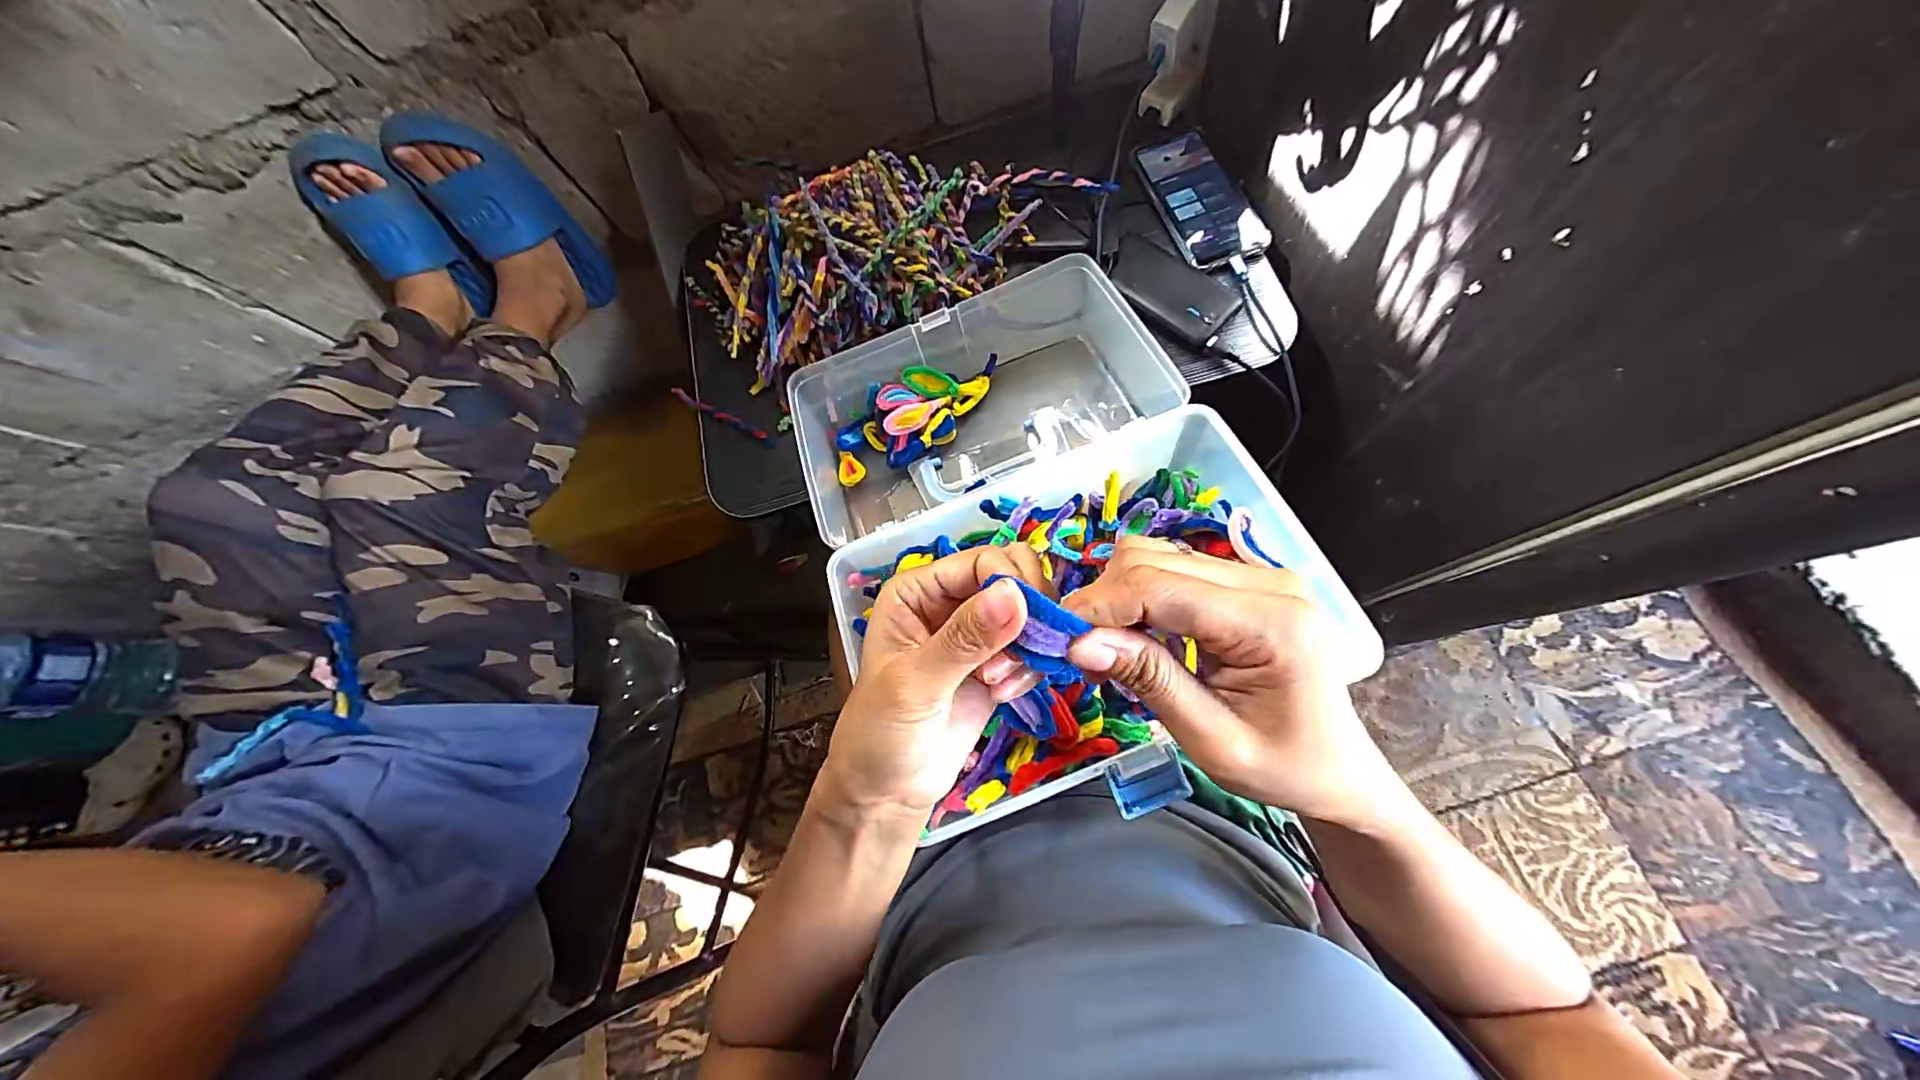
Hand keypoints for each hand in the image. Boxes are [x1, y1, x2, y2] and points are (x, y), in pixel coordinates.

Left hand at [818, 544, 1050, 819]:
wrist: (888, 791)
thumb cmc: (881, 734)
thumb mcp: (916, 685)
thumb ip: (964, 640)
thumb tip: (1013, 595)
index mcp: (918, 591)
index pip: (981, 560)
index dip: (1011, 582)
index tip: (1028, 620)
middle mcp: (948, 602)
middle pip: (1013, 576)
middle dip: (1027, 611)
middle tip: (1022, 651)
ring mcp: (975, 633)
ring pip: (1029, 611)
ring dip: (1028, 646)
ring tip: (998, 684)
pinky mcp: (996, 663)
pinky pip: (1032, 646)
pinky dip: (1030, 668)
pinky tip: (1003, 695)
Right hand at [1061, 536, 1405, 827]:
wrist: (1338, 769)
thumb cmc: (1284, 767)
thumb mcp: (1212, 740)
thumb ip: (1149, 681)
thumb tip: (1080, 643)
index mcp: (1272, 623)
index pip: (1160, 586)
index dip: (1098, 606)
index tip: (1059, 638)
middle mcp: (1270, 582)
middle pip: (1153, 560)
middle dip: (1102, 600)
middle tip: (1081, 649)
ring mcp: (1260, 575)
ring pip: (1157, 554)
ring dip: (1119, 595)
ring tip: (1110, 645)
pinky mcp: (1246, 580)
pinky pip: (1174, 567)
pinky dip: (1141, 595)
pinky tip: (1139, 634)